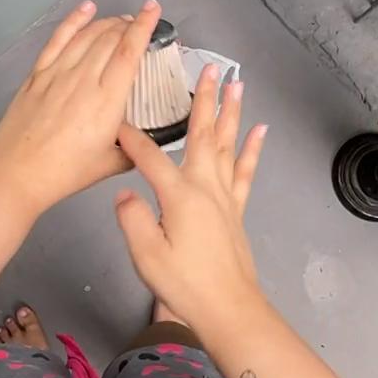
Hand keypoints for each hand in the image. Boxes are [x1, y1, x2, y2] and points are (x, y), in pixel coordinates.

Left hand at [0, 0, 160, 214]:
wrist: (17, 173)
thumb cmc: (64, 172)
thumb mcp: (111, 164)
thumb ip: (134, 149)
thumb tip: (147, 143)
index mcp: (107, 99)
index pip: (129, 51)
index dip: (144, 26)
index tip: (153, 9)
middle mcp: (84, 79)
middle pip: (110, 37)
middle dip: (128, 24)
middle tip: (139, 23)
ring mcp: (58, 73)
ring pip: (87, 35)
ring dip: (106, 22)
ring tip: (119, 20)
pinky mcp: (38, 74)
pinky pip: (58, 39)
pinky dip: (73, 21)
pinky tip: (85, 9)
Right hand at [113, 63, 270, 330]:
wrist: (228, 309)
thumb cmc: (185, 284)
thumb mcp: (146, 254)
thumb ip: (133, 218)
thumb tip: (127, 193)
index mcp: (179, 195)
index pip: (150, 157)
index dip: (132, 140)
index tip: (118, 124)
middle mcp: (206, 187)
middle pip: (204, 134)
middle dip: (204, 99)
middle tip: (210, 68)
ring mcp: (225, 196)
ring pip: (228, 144)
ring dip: (231, 112)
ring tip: (237, 84)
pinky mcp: (236, 209)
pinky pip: (246, 171)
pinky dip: (252, 149)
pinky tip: (259, 130)